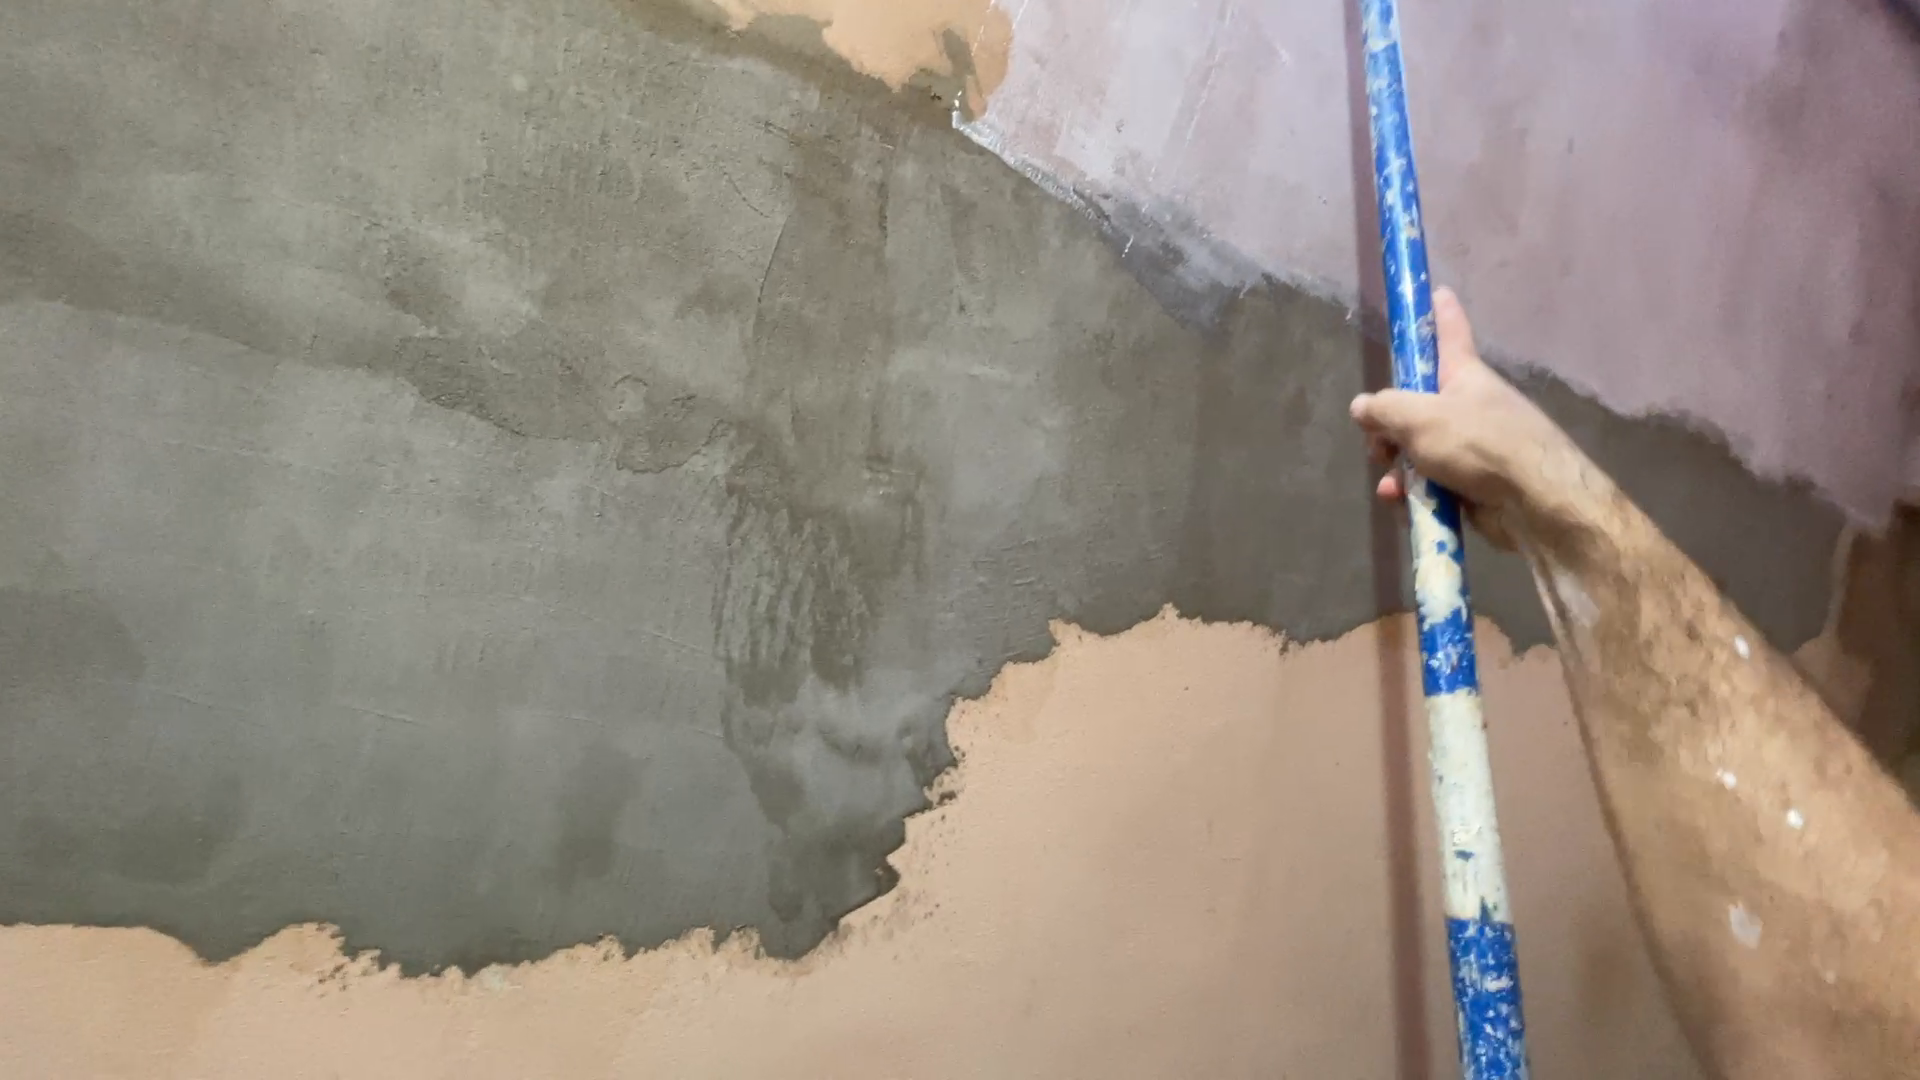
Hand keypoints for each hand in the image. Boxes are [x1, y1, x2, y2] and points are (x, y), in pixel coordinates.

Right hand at [1349, 287, 1579, 549]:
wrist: (1535, 502)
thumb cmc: (1480, 445)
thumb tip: (1362, 406)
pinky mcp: (1467, 480)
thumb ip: (1383, 409)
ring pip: (1413, 449)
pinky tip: (1403, 503)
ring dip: (1394, 469)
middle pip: (1413, 405)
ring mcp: (1468, 445)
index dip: (1441, 313)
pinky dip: (1410, 492)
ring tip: (1392, 485)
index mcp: (1463, 377)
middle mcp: (1467, 406)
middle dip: (1386, 428)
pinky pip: (1426, 481)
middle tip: (1378, 446)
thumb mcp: (1419, 419)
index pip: (1449, 335)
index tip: (1437, 292)